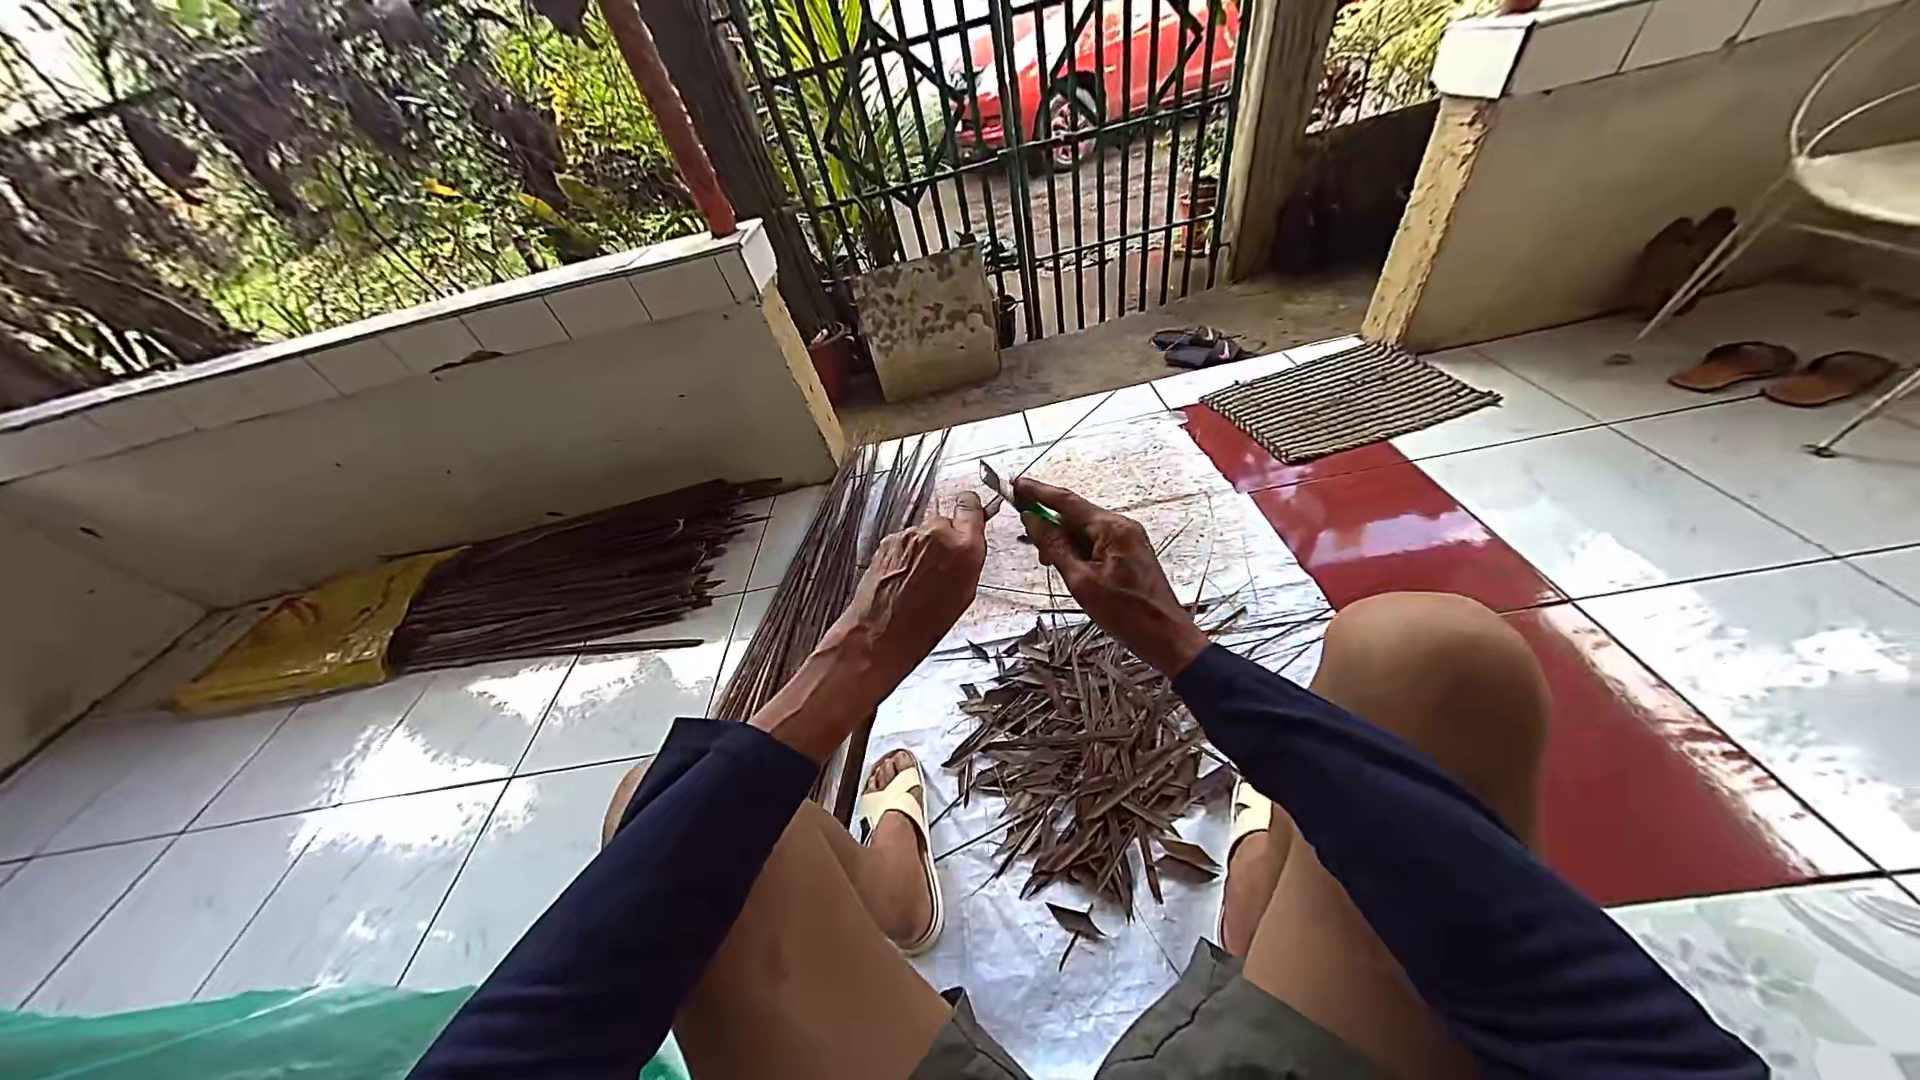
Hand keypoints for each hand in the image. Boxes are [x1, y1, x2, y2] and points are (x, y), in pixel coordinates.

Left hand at [751, 491, 986, 760]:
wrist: (881, 633)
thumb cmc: (924, 625)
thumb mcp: (965, 593)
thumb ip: (969, 559)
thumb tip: (970, 543)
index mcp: (964, 548)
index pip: (971, 507)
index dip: (971, 509)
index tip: (971, 511)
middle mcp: (937, 535)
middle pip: (946, 523)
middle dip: (945, 539)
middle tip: (942, 565)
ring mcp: (909, 536)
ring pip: (924, 534)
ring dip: (924, 550)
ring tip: (919, 579)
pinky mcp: (888, 541)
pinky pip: (905, 542)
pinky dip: (906, 556)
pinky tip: (904, 578)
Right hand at [1014, 478, 1208, 675]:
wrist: (1165, 637)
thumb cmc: (1128, 613)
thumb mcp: (1081, 581)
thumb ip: (1055, 547)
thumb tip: (1033, 521)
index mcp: (1113, 528)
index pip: (1067, 502)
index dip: (1038, 492)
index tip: (1016, 485)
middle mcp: (1122, 526)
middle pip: (1075, 515)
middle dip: (1048, 523)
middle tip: (1025, 534)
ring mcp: (1127, 539)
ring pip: (1084, 530)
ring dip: (1061, 541)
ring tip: (1046, 560)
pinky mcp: (1128, 552)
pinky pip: (1095, 542)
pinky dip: (1076, 550)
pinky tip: (1065, 565)